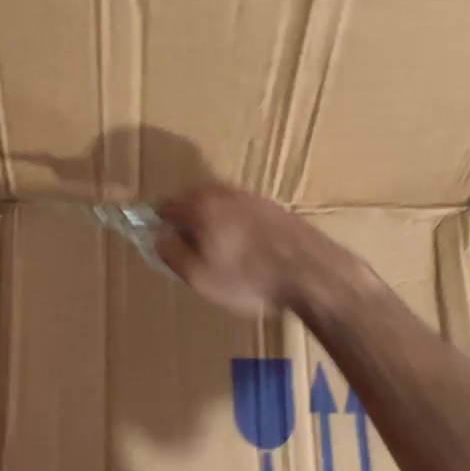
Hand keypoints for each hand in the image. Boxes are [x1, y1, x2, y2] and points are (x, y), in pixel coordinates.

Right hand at [153, 185, 330, 315]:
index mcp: (199, 205)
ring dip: (214, 226)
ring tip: (221, 257)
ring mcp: (251, 197)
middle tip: (190, 254)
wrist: (312, 273)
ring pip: (220, 208)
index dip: (158, 227)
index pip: (164, 207)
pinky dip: (238, 229)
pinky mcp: (274, 208)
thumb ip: (170, 254)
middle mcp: (223, 192)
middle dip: (187, 224)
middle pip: (192, 203)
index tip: (162, 246)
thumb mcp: (198, 276)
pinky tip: (247, 253)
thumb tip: (157, 237)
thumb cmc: (249, 278)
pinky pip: (243, 215)